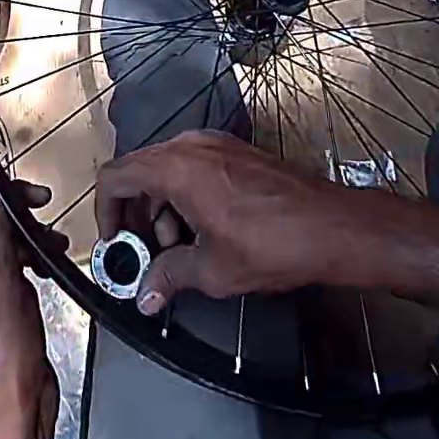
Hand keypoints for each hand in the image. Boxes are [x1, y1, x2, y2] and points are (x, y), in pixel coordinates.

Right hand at [96, 130, 354, 313]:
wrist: (332, 225)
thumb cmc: (274, 242)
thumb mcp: (212, 269)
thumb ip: (169, 276)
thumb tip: (146, 294)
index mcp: (175, 167)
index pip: (116, 176)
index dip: (106, 211)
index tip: (115, 241)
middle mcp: (189, 145)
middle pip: (138, 172)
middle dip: (137, 215)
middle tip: (147, 253)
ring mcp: (213, 143)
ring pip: (164, 169)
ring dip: (161, 207)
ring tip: (180, 248)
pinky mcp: (232, 149)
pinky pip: (190, 165)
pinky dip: (183, 194)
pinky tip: (202, 229)